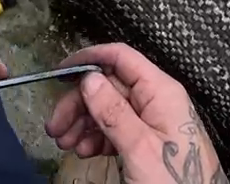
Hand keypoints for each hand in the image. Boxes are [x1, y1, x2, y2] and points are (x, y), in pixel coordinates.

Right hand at [45, 44, 224, 183]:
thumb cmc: (174, 182)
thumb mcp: (140, 149)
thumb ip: (114, 112)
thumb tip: (89, 78)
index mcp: (160, 90)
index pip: (122, 58)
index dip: (90, 59)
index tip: (62, 71)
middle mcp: (157, 100)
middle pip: (111, 87)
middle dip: (80, 103)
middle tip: (55, 127)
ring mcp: (153, 122)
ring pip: (110, 110)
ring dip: (84, 123)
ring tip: (64, 143)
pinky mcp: (149, 143)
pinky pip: (118, 130)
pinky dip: (97, 137)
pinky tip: (84, 150)